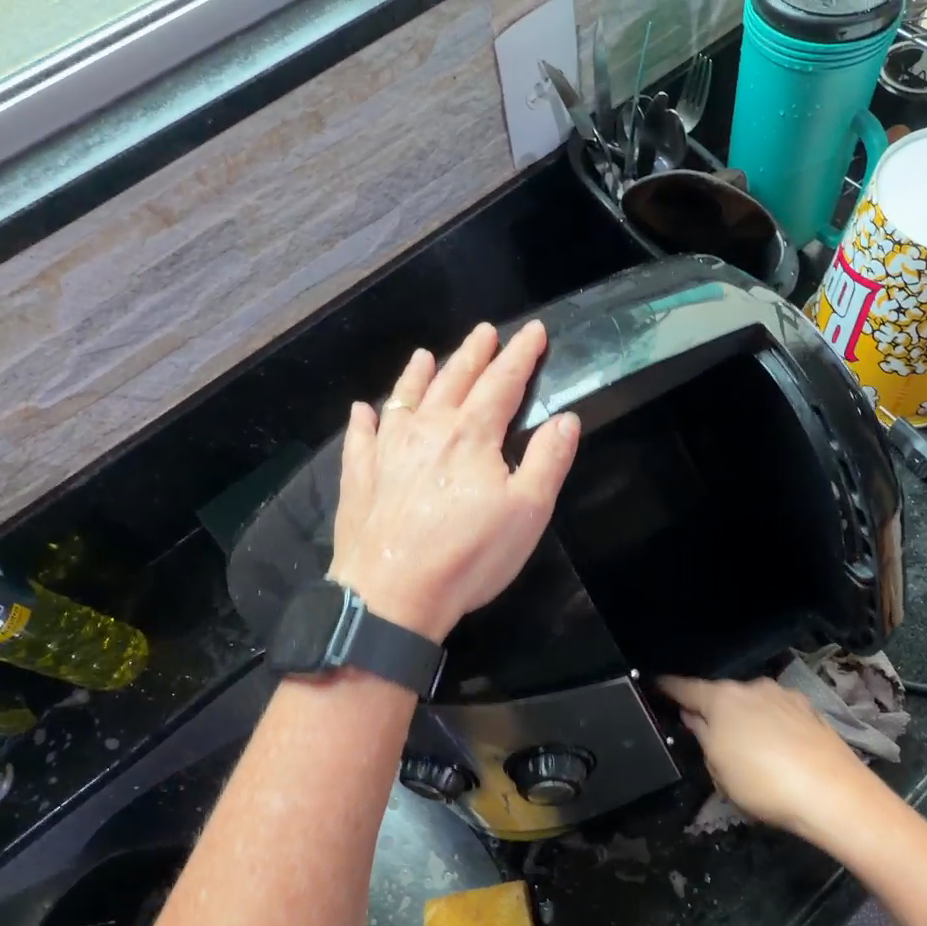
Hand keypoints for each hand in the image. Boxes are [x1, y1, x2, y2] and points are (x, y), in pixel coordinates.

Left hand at [330, 321, 579, 642]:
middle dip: (473, 354)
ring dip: (418, 375)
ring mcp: (387, 451)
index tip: (533, 330)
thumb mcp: (528, 511)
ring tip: (425, 355)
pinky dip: (364, 419)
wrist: (392, 595)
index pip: (502, 383)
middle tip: (484, 332)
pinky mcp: (360, 477)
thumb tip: (566, 418)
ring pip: (404, 399)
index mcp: (472, 435)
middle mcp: (427, 430)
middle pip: (454, 381)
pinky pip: (360, 437)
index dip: (521, 355)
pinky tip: (363, 410)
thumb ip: (548, 460)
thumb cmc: (469, 555)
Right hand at [659, 676, 873, 834]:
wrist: (833, 793)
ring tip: (749, 749)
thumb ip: (703, 737)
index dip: (668, 688)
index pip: (685, 687)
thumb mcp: (719, 769)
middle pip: (722, 695)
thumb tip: (694, 718)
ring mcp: (785, 696)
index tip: (656, 684)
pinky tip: (778, 750)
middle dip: (713, 710)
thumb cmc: (763, 784)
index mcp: (722, 698)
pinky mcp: (811, 710)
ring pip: (753, 703)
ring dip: (745, 718)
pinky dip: (770, 725)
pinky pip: (778, 713)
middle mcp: (753, 687)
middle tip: (709, 735)